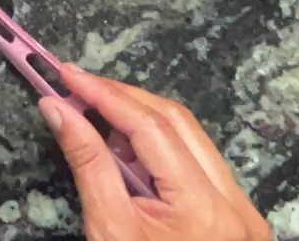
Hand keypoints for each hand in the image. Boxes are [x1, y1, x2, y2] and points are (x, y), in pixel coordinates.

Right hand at [40, 66, 271, 240]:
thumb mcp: (108, 229)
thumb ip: (86, 161)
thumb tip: (56, 106)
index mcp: (205, 207)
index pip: (149, 126)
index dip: (104, 92)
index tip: (64, 73)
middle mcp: (235, 202)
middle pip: (176, 120)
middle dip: (122, 95)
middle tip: (75, 86)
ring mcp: (243, 211)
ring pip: (189, 136)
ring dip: (138, 116)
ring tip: (94, 117)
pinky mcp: (238, 219)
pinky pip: (196, 160)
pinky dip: (156, 143)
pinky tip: (125, 151)